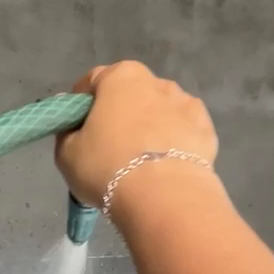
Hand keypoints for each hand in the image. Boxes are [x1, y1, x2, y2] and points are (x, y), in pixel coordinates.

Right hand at [54, 62, 220, 219]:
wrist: (162, 195)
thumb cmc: (106, 167)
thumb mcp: (67, 155)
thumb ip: (66, 135)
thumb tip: (73, 129)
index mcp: (120, 78)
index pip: (93, 81)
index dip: (81, 104)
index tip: (76, 127)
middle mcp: (156, 81)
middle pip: (130, 95)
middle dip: (119, 114)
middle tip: (107, 147)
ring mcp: (186, 103)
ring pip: (159, 112)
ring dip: (148, 127)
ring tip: (139, 161)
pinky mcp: (206, 129)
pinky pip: (181, 133)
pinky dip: (172, 144)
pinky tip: (163, 168)